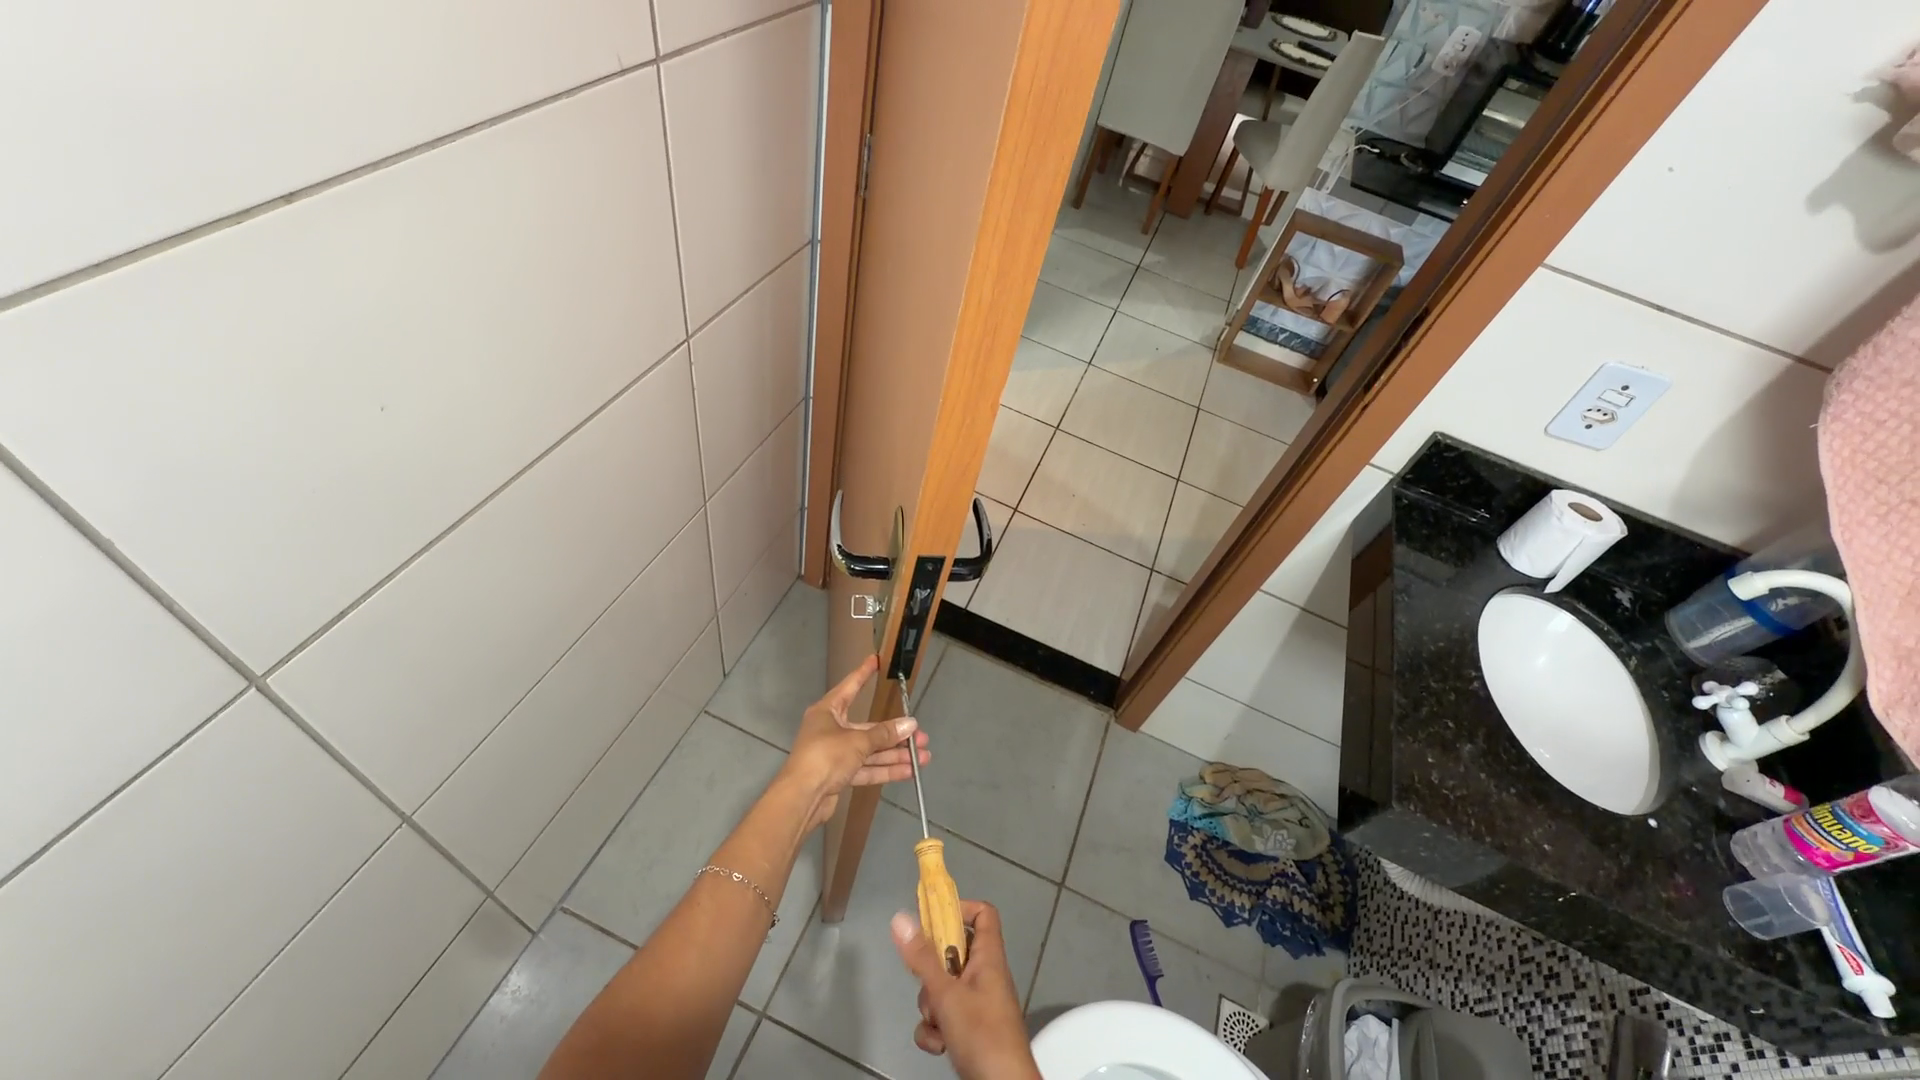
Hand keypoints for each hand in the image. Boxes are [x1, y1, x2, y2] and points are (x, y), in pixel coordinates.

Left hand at [781, 655, 929, 830]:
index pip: (850, 688)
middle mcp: (831, 730)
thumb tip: (911, 725)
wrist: (802, 797)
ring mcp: (835, 754)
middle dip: (894, 734)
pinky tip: (908, 771)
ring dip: (895, 754)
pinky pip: (866, 768)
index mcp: (827, 712)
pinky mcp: (839, 775)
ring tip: (922, 756)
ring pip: (870, 751)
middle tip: (920, 736)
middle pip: (867, 728)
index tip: (874, 661)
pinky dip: (885, 769)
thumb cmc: (825, 757)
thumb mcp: (858, 741)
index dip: (863, 674)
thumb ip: (885, 734)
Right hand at [891, 901, 1040, 1079]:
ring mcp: (977, 1003)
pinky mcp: (969, 1028)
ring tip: (938, 1023)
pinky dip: (937, 1030)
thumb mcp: (946, 994)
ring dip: (932, 1007)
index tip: (931, 920)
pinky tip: (940, 1045)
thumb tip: (901, 917)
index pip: (983, 914)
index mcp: (989, 958)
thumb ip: (922, 957)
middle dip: (931, 971)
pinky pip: (944, 1016)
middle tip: (928, 983)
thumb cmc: (981, 1034)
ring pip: (943, 988)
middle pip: (952, 953)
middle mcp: (984, 975)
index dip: (959, 909)